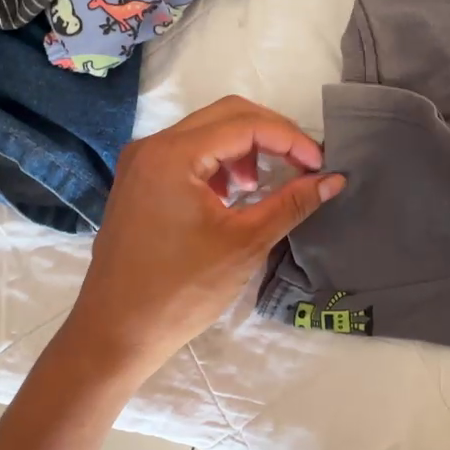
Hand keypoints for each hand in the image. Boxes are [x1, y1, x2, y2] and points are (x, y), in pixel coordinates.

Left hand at [60, 96, 344, 384]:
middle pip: (227, 115)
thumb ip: (292, 203)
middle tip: (304, 164)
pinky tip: (237, 195)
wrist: (115, 335)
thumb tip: (334, 179)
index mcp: (174, 155)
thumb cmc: (181, 291)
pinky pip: (190, 152)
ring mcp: (142, 163)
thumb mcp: (246, 243)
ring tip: (267, 185)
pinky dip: (222, 161)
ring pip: (209, 130)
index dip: (291, 139)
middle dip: (273, 134)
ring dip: (247, 147)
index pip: (246, 124)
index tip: (321, 165)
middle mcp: (153, 146)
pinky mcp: (140, 182)